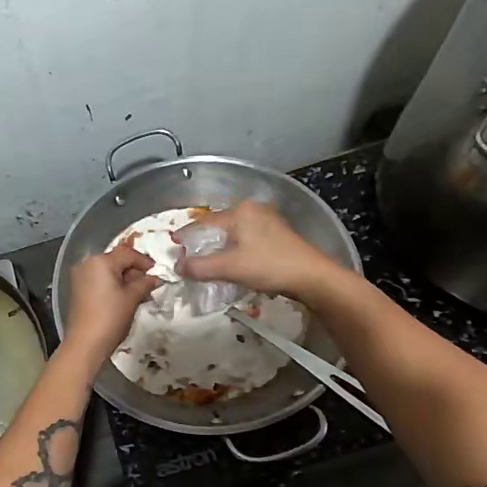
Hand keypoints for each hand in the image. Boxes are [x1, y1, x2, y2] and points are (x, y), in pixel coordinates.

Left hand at [61, 244, 159, 360]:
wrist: (85, 343)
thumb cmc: (110, 318)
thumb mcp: (132, 298)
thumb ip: (145, 283)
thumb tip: (156, 278)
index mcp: (101, 261)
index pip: (127, 254)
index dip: (144, 261)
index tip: (157, 270)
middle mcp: (87, 263)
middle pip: (116, 260)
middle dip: (133, 270)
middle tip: (148, 283)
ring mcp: (79, 276)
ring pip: (107, 270)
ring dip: (123, 277)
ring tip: (138, 291)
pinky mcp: (77, 288)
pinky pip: (98, 279)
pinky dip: (112, 284)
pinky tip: (123, 296)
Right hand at [175, 201, 344, 299]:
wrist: (312, 276)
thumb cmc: (270, 266)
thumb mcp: (230, 268)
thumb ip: (200, 267)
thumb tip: (178, 266)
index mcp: (240, 212)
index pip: (204, 222)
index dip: (187, 236)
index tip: (174, 247)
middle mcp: (253, 209)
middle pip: (219, 226)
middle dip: (204, 242)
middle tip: (191, 259)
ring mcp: (268, 220)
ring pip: (234, 233)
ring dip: (221, 248)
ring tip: (210, 265)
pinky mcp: (277, 234)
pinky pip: (248, 239)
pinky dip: (237, 250)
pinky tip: (235, 264)